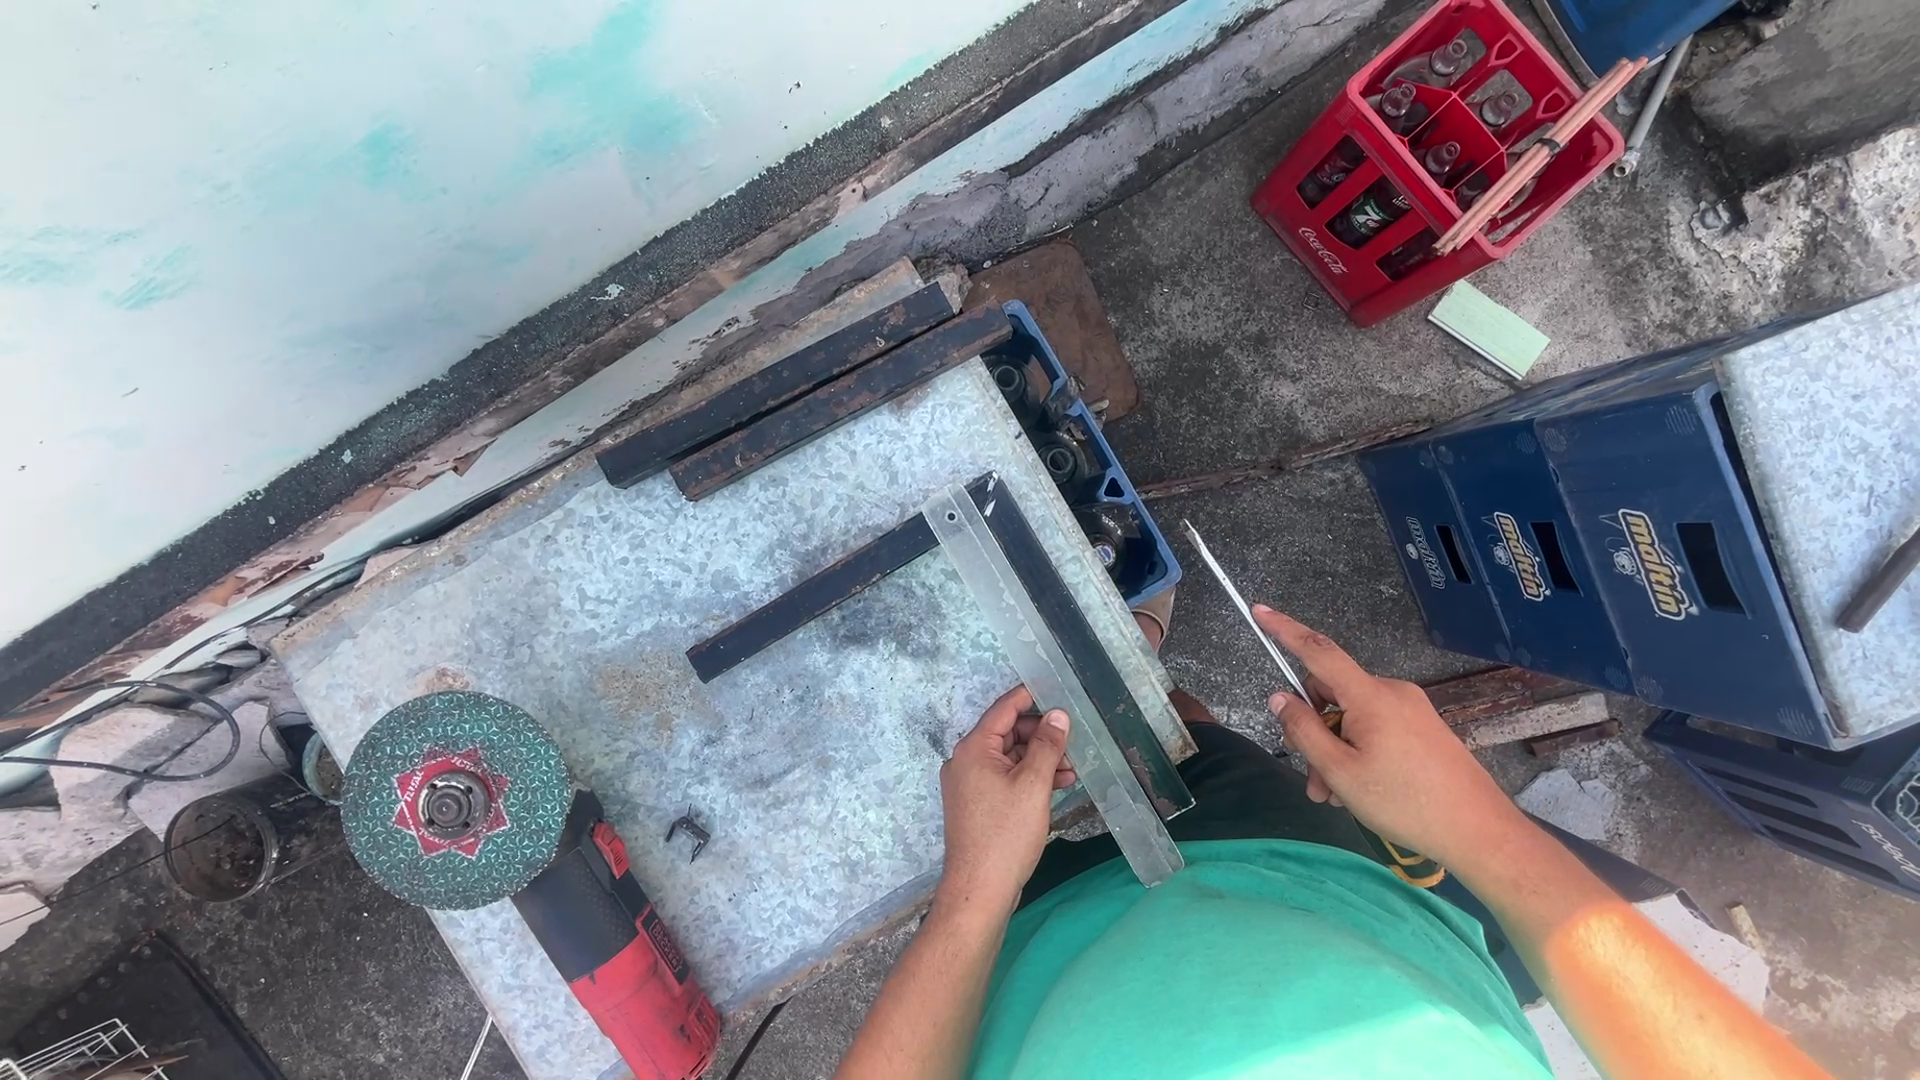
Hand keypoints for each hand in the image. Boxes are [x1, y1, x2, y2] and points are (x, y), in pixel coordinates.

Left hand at [936, 685, 1073, 915]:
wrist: (980, 891)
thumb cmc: (1005, 834)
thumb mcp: (1033, 785)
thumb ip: (1047, 745)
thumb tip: (1058, 714)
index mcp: (973, 748)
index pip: (1004, 709)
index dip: (1031, 697)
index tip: (1058, 691)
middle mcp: (965, 761)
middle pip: (1008, 733)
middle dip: (1042, 736)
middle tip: (1074, 743)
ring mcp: (969, 784)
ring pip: (1010, 758)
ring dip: (1040, 759)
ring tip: (1073, 769)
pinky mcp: (977, 804)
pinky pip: (1006, 778)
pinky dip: (1030, 778)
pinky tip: (1058, 785)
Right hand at [1252, 605, 1528, 870]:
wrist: (1482, 835)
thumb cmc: (1406, 803)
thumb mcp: (1340, 772)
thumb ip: (1303, 730)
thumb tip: (1280, 697)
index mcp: (1370, 696)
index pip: (1318, 651)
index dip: (1285, 630)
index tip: (1259, 610)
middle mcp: (1392, 692)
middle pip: (1330, 695)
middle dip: (1312, 732)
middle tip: (1313, 779)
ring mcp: (1411, 709)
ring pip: (1351, 717)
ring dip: (1334, 750)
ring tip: (1334, 795)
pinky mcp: (1423, 728)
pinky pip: (1374, 727)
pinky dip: (1357, 751)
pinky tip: (1359, 789)